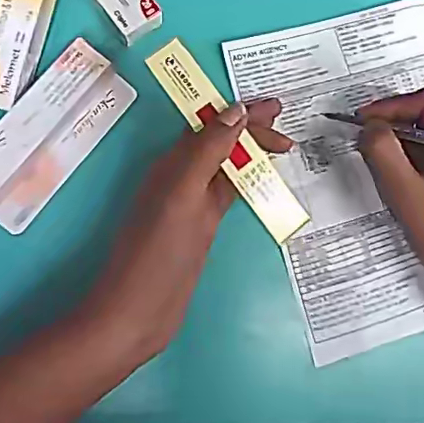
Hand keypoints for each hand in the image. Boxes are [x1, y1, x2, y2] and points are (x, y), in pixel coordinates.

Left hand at [82, 99, 292, 358]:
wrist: (137, 313)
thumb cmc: (156, 255)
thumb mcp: (182, 197)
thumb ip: (206, 153)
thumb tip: (235, 112)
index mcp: (171, 164)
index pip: (211, 126)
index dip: (242, 114)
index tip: (277, 109)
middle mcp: (180, 178)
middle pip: (219, 141)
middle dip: (251, 130)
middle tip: (287, 132)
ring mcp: (191, 203)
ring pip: (224, 165)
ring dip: (251, 151)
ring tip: (282, 146)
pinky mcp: (201, 227)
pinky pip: (226, 191)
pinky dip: (246, 180)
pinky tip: (262, 179)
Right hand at [355, 88, 423, 304]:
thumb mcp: (407, 194)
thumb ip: (384, 154)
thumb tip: (369, 125)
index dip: (392, 107)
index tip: (364, 119)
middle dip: (392, 121)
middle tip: (363, 133)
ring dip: (396, 138)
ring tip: (374, 153)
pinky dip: (404, 152)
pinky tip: (389, 168)